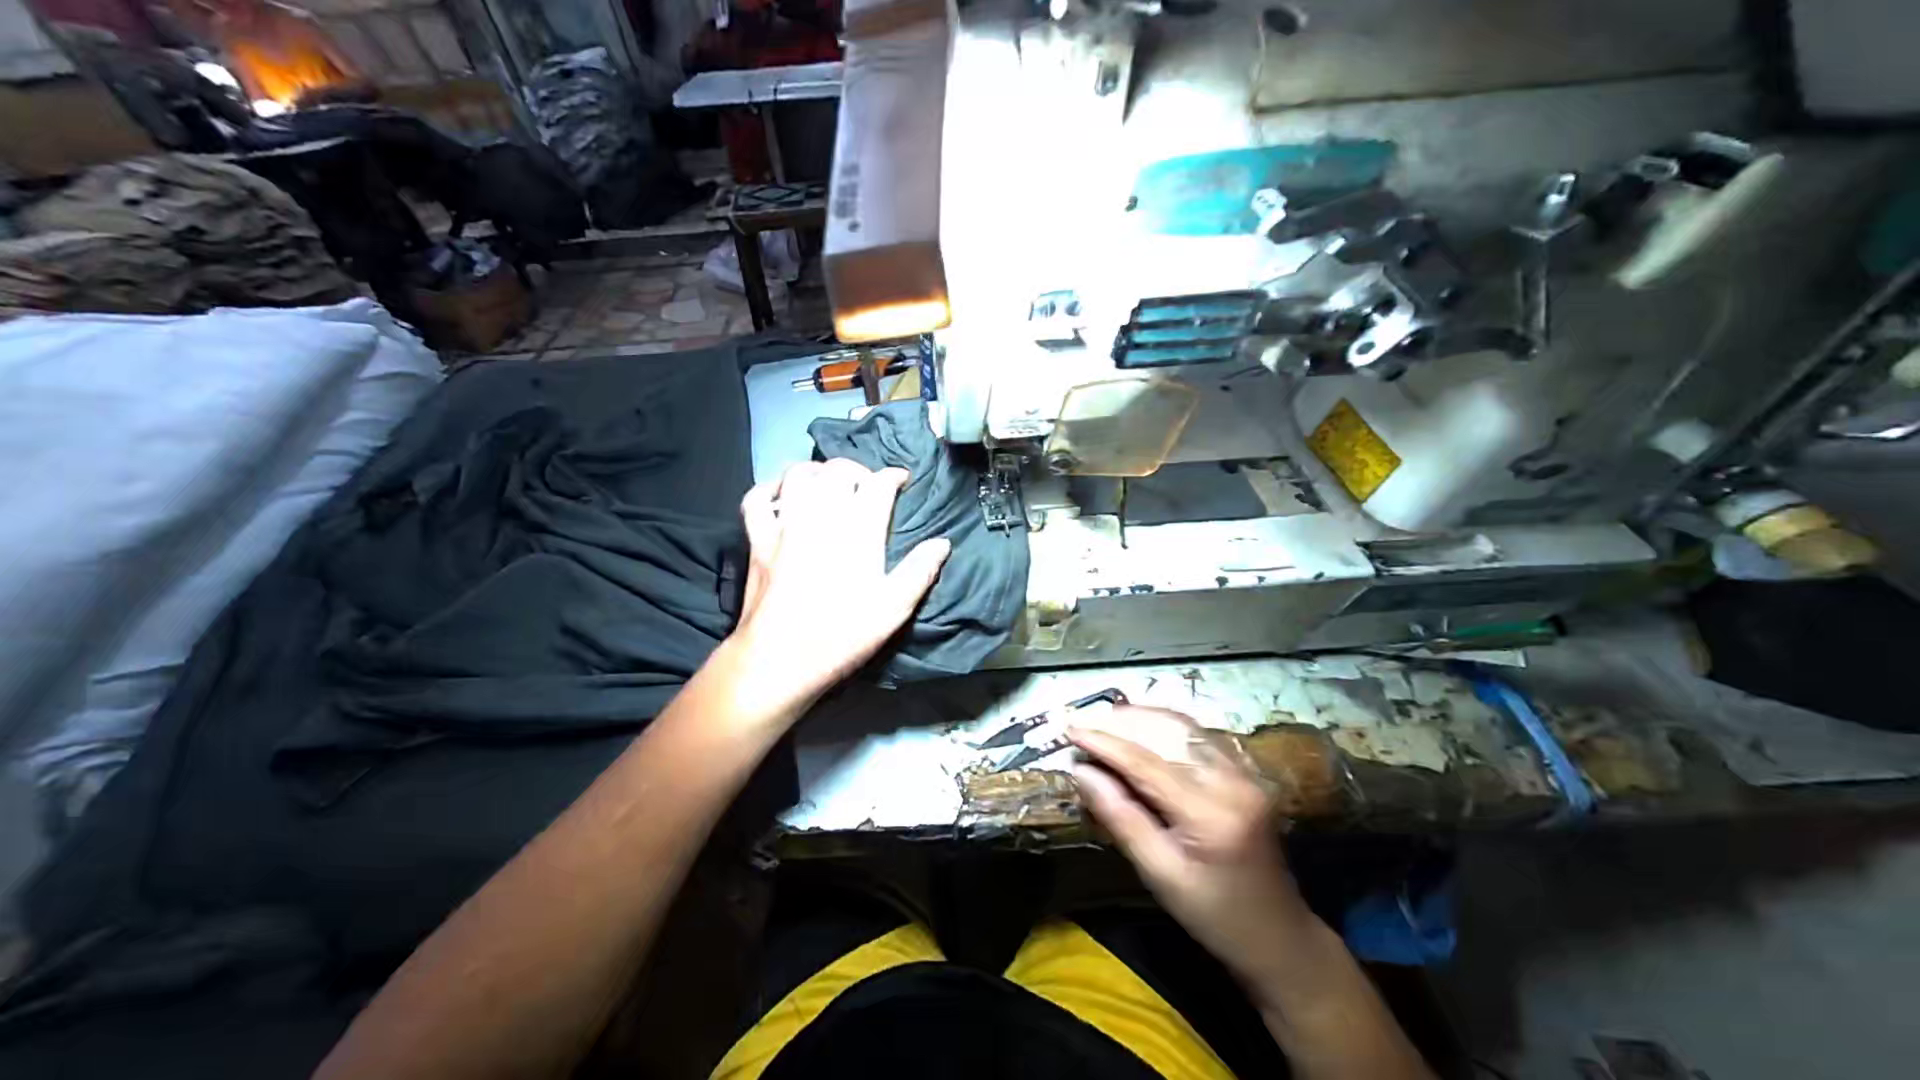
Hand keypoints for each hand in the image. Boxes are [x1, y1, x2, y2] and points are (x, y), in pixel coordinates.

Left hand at [729, 458, 949, 719]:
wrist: (778, 659)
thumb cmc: (841, 635)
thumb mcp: (893, 609)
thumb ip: (920, 571)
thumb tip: (942, 543)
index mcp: (858, 530)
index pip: (878, 484)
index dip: (893, 477)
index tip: (901, 482)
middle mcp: (821, 515)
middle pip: (838, 470)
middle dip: (857, 470)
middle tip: (867, 484)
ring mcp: (784, 524)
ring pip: (798, 474)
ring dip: (817, 471)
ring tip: (828, 484)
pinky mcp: (757, 538)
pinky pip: (757, 499)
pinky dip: (768, 489)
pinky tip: (780, 495)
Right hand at [1070, 708, 1313, 988]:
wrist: (1279, 936)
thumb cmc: (1213, 915)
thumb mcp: (1159, 874)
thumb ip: (1120, 818)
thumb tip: (1082, 772)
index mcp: (1210, 813)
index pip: (1147, 763)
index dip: (1105, 743)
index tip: (1071, 730)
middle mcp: (1231, 782)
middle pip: (1168, 734)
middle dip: (1122, 722)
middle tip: (1083, 719)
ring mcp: (1243, 775)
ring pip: (1185, 728)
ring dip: (1143, 719)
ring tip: (1105, 718)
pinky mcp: (1245, 775)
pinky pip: (1200, 738)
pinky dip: (1166, 727)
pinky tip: (1142, 729)